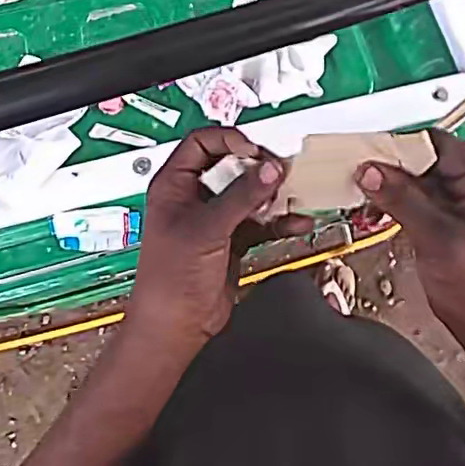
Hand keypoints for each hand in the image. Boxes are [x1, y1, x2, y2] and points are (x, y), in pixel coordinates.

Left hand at [129, 127, 303, 354]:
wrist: (176, 325)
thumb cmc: (168, 279)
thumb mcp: (207, 228)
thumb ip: (241, 197)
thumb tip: (267, 170)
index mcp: (174, 184)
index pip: (201, 143)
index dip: (229, 140)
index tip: (255, 149)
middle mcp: (194, 197)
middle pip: (231, 165)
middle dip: (257, 168)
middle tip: (279, 171)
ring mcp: (214, 218)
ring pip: (249, 193)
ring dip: (272, 194)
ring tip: (292, 194)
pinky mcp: (232, 238)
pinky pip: (260, 220)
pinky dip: (278, 220)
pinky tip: (296, 221)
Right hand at [356, 128, 464, 353]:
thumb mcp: (437, 237)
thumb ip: (401, 198)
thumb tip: (368, 170)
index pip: (435, 143)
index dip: (398, 146)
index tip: (364, 152)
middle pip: (423, 159)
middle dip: (389, 168)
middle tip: (357, 174)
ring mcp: (464, 202)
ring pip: (416, 180)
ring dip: (388, 187)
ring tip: (362, 196)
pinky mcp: (449, 219)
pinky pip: (417, 199)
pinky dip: (395, 203)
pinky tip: (375, 211)